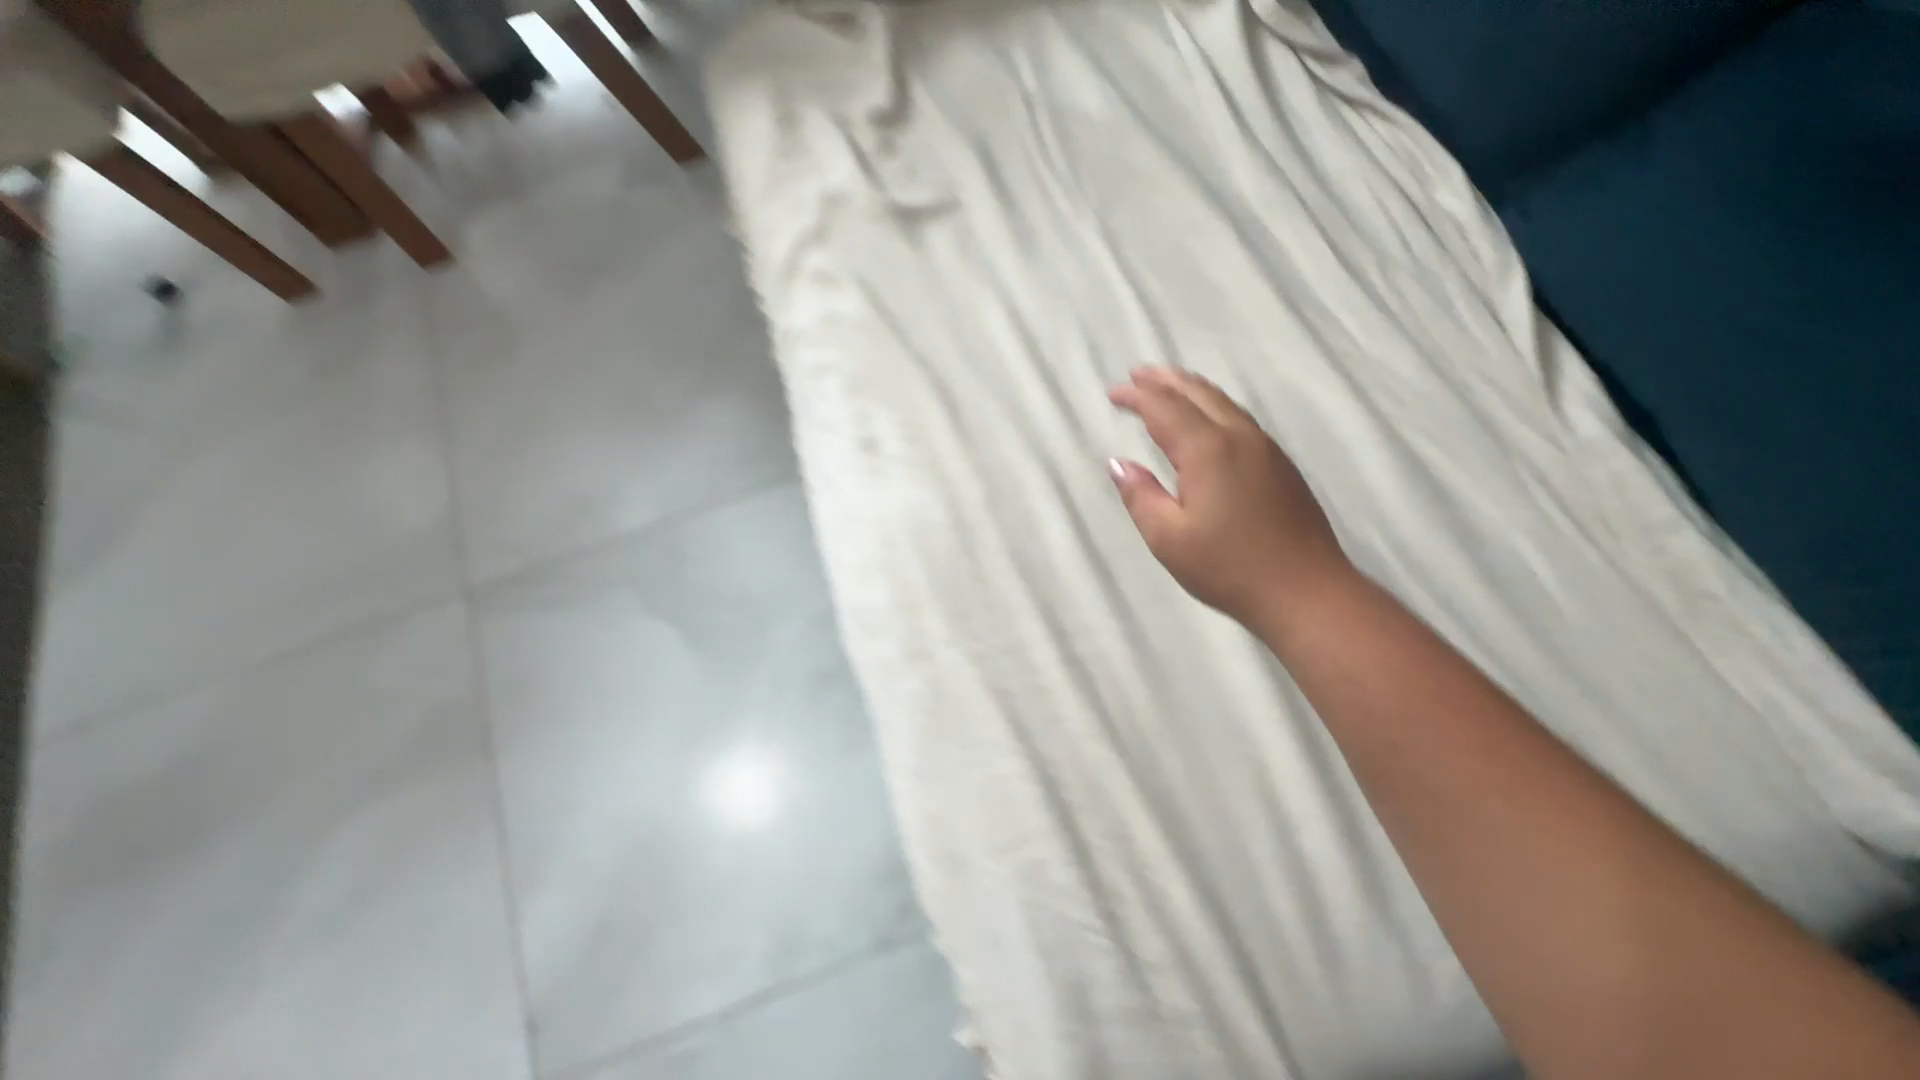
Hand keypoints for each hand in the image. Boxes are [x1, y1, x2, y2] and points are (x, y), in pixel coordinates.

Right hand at [1107, 367, 1349, 627]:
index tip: (1113, 392)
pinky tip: (1209, 420)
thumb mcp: (1169, 539)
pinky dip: (1214, 406)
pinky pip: (1240, 418)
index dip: (1137, 396)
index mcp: (1207, 450)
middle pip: (1198, 394)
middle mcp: (1239, 437)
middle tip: (1138, 375)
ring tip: (1169, 387)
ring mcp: (1266, 449)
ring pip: (1224, 403)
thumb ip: (1141, 496)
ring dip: (1192, 390)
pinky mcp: (1281, 465)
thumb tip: (1119, 463)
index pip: (1165, 408)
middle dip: (1165, 381)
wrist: (1305, 590)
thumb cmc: (1229, 568)